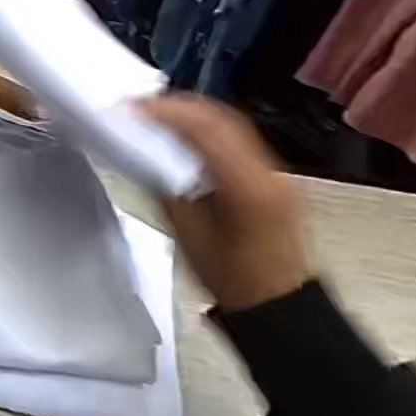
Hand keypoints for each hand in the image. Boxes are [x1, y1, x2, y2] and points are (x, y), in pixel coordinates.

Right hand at [142, 94, 311, 310]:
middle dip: (177, 106)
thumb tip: (146, 153)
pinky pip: (237, 137)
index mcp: (247, 187)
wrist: (280, 309)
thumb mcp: (187, 233)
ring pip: (230, 123)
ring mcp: (276, 172)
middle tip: (141, 107)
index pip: (204, 129)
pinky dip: (207, 128)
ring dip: (192, 114)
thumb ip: (166, 186)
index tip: (134, 109)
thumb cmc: (234, 282)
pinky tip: (186, 134)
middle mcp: (268, 171)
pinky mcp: (273, 176)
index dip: (165, 112)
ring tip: (158, 116)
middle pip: (219, 118)